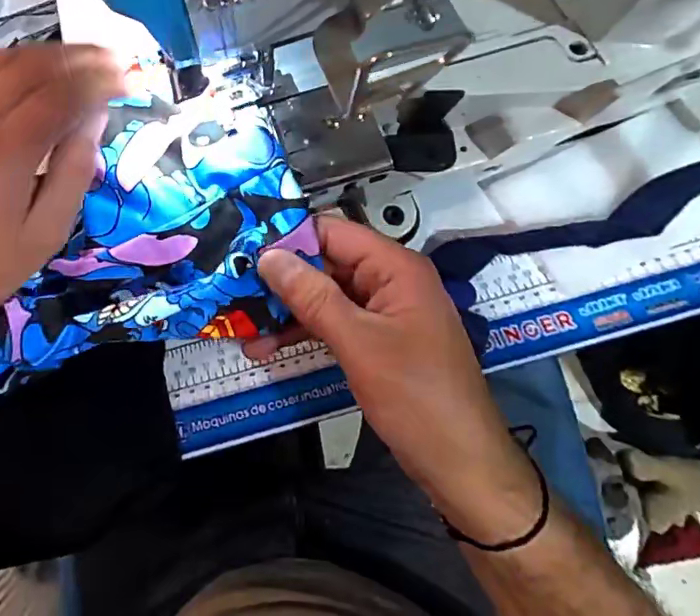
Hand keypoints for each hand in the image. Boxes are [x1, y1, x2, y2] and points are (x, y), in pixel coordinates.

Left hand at [0, 44, 122, 357]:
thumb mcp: (46, 233)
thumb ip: (75, 170)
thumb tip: (94, 118)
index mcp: (2, 154)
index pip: (59, 95)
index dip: (98, 81)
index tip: (127, 79)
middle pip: (30, 67)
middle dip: (77, 57)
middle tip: (111, 59)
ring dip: (44, 54)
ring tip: (79, 59)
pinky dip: (9, 64)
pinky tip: (30, 72)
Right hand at [247, 216, 544, 541]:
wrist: (464, 467)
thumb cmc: (417, 397)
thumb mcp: (358, 343)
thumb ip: (312, 296)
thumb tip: (269, 256)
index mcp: (395, 267)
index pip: (333, 232)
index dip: (289, 238)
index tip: (246, 249)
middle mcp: (390, 280)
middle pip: (327, 262)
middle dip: (283, 277)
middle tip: (235, 287)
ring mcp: (385, 311)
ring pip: (327, 294)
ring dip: (288, 309)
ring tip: (243, 323)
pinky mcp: (379, 340)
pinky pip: (336, 322)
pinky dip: (306, 331)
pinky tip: (269, 346)